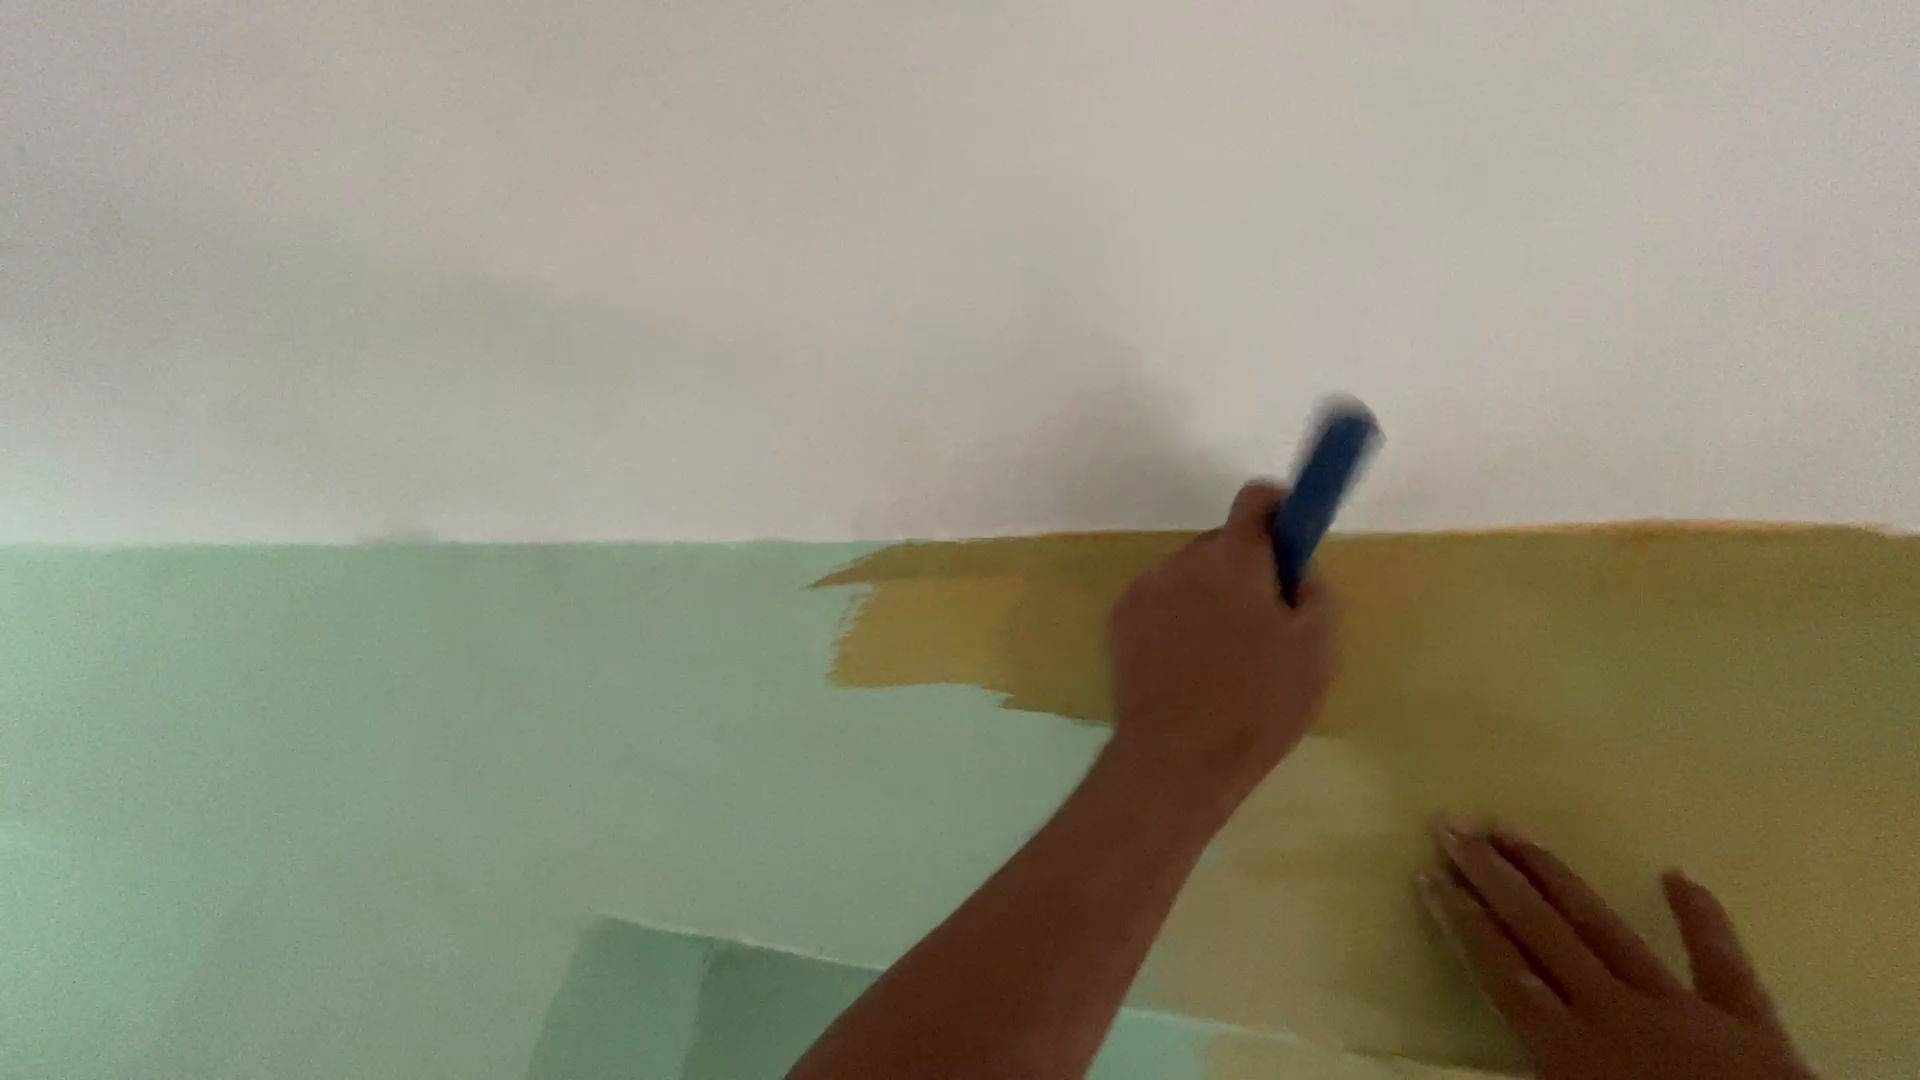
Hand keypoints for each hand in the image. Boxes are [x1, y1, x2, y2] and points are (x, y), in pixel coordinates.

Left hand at [1103, 479, 1336, 815]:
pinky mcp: (1119, 618)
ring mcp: (1144, 589)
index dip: (1280, 510)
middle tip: (1263, 620)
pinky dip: (1177, 615)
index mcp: (1233, 560)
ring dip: (1209, 593)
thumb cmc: (1258, 704)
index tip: (1291, 538)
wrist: (1177, 756)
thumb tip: (1294, 565)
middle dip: (1246, 567)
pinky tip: (1187, 662)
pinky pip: (1160, 599)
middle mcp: (1181, 562)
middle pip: (1222, 543)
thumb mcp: (1315, 648)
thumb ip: (1311, 588)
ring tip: (1222, 653)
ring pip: (1189, 573)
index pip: (1256, 500)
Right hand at [1420, 818, 1813, 1079]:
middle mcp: (1613, 1013)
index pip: (1500, 969)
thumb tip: (1453, 1064)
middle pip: (1538, 931)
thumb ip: (1526, 1068)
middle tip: (1454, 825)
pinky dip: (1702, 918)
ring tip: (1512, 829)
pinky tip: (1677, 872)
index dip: (1461, 919)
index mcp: (1569, 1049)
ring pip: (1603, 928)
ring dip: (1553, 876)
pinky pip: (1723, 964)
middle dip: (1490, 875)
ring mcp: (1681, 1010)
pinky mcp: (1749, 1023)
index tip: (1430, 873)